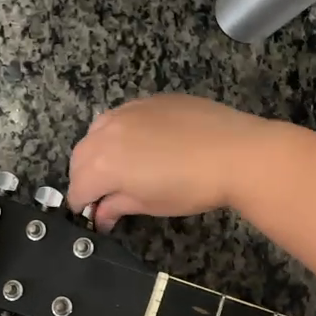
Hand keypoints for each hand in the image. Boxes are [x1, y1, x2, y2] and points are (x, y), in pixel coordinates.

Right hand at [66, 95, 274, 230]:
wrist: (237, 152)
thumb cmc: (192, 186)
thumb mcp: (151, 203)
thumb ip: (118, 205)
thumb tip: (101, 214)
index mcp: (103, 164)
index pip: (78, 187)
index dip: (83, 204)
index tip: (93, 215)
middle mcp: (107, 132)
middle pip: (80, 156)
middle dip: (85, 176)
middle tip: (103, 194)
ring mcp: (129, 111)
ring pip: (97, 130)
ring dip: (98, 150)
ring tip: (118, 166)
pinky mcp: (150, 100)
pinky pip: (122, 114)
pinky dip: (119, 131)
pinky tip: (140, 142)